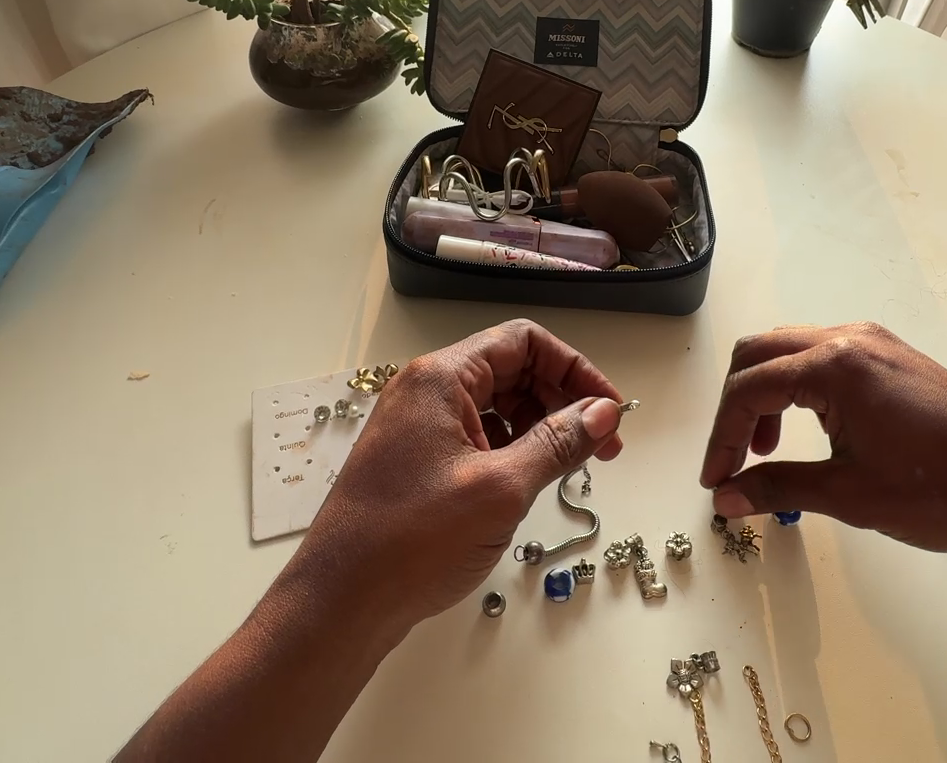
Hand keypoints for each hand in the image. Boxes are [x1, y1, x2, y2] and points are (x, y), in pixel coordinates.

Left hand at [293, 319, 626, 630]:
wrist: (338, 605)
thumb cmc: (416, 539)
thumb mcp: (501, 488)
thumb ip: (558, 442)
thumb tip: (605, 411)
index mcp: (442, 377)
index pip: (523, 342)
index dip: (574, 368)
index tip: (608, 411)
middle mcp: (427, 389)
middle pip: (511, 369)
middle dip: (561, 400)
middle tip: (602, 447)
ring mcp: (418, 425)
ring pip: (496, 404)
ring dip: (539, 427)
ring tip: (567, 468)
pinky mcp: (417, 459)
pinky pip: (476, 435)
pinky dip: (511, 449)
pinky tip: (528, 482)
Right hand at [699, 322, 946, 554]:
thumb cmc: (944, 493)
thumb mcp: (850, 496)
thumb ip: (778, 489)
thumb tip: (725, 499)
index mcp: (834, 366)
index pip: (748, 388)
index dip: (722, 437)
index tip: (716, 479)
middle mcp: (848, 338)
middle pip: (757, 354)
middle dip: (735, 407)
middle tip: (734, 459)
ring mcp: (873, 341)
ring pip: (787, 349)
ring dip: (764, 393)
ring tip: (768, 449)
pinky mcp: (891, 354)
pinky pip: (820, 355)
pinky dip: (797, 386)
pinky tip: (811, 429)